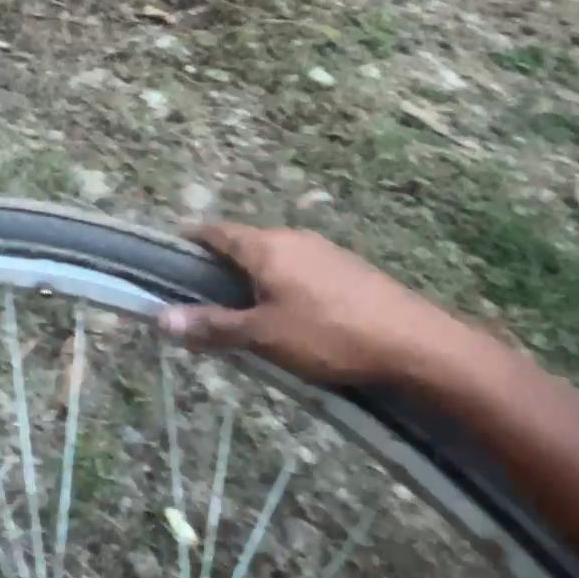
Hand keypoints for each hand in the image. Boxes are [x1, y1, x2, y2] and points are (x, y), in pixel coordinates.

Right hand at [159, 223, 467, 385]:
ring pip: (274, 256)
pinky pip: (300, 267)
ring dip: (254, 275)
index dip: (190, 240)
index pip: (215, 232)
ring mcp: (324, 251)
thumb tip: (160, 318)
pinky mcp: (349, 269)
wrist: (419, 345)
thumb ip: (212, 326)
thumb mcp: (263, 336)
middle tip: (202, 294)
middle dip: (221, 264)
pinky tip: (291, 313)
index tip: (170, 255)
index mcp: (264, 246)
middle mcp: (291, 238)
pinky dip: (283, 282)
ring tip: (244, 308)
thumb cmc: (329, 335)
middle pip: (244, 243)